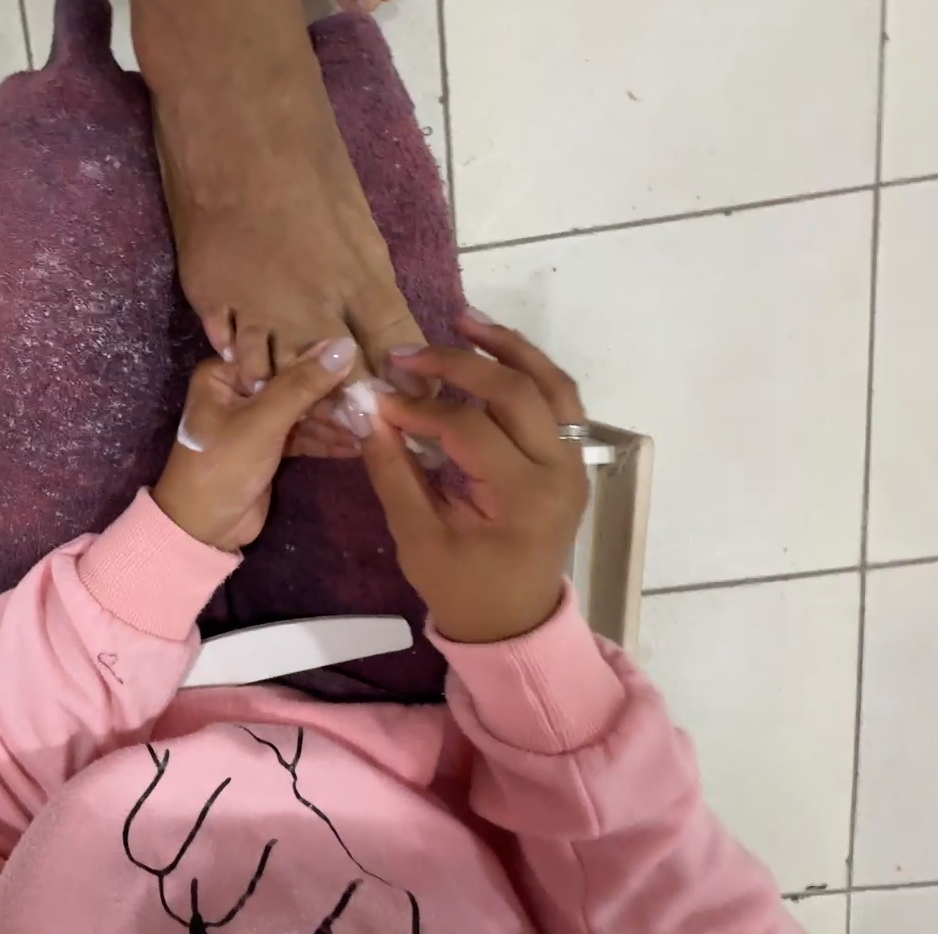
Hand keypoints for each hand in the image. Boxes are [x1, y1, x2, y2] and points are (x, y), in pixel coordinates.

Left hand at [154, 337, 359, 550]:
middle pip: (293, 384)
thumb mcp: (263, 421)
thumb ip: (303, 385)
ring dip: (334, 420)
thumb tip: (344, 345)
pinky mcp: (267, 447)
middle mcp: (236, 391)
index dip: (317, 358)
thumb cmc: (223, 464)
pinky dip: (326, 439)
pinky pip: (302, 435)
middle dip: (330, 396)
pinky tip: (358, 443)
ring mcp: (253, 420)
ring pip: (301, 412)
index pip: (277, 354)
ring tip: (372, 423)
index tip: (361, 356)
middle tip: (373, 398)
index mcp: (222, 375)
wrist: (203, 526)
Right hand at [155, 88, 428, 456]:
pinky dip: (240, 365)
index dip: (409, 384)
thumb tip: (386, 327)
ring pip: (276, 373)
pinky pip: (228, 346)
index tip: (420, 413)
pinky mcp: (211, 296)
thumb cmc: (306, 163)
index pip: (393, 345)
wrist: (232, 134)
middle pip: (336, 374)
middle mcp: (310, 301)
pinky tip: (247, 383)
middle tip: (363, 437)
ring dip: (290, 400)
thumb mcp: (357, 218)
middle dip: (353, 409)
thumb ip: (372, 279)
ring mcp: (256, 303)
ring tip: (302, 425)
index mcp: (358, 275)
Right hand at [358, 311, 589, 643]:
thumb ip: (392, 470)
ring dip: (506, 347)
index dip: (416, 408)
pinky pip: (555, 397)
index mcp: (523, 496)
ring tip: (463, 319)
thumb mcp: (415, 535)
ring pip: (550, 383)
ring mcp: (572, 459)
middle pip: (516, 392)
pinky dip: (526, 366)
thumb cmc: (460, 583)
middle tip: (405, 355)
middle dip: (457, 364)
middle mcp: (561, 469)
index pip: (467, 429)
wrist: (514, 619)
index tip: (374, 398)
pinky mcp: (567, 454)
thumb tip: (365, 413)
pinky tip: (492, 346)